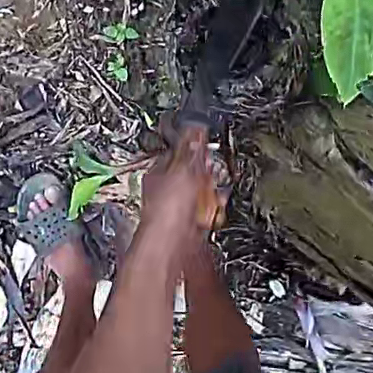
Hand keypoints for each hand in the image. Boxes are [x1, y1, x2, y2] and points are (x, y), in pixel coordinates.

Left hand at [139, 124, 216, 240]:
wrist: (173, 243)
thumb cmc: (168, 208)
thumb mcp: (184, 168)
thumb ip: (191, 149)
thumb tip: (195, 128)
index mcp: (158, 171)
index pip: (177, 151)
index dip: (193, 147)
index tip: (206, 144)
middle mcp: (166, 189)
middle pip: (192, 172)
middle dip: (206, 172)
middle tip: (213, 171)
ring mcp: (178, 207)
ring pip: (201, 192)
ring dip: (212, 191)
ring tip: (214, 193)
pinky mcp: (190, 223)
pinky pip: (206, 211)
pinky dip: (213, 209)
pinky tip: (214, 210)